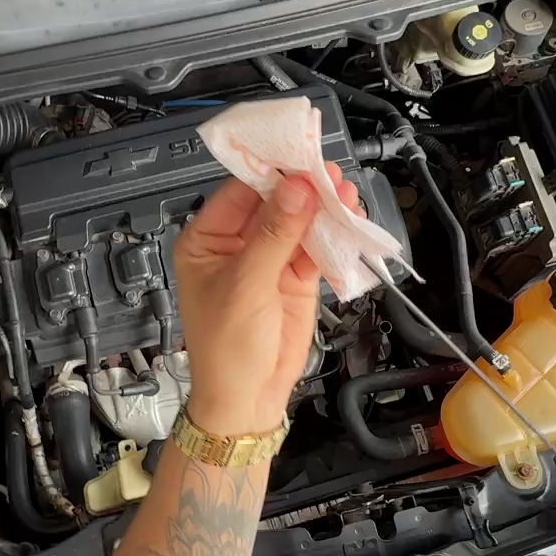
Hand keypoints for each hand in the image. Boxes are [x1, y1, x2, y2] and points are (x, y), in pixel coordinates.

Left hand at [174, 164, 359, 434]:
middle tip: (327, 171)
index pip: (238, 193)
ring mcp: (270, 260)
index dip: (269, 174)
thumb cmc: (226, 348)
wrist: (248, 398)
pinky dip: (333, 236)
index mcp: (206, 241)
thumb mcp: (245, 286)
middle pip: (273, 203)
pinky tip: (348, 219)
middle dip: (301, 188)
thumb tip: (296, 190)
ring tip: (344, 191)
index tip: (297, 157)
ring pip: (299, 223)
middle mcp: (237, 245)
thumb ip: (273, 236)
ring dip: (322, 209)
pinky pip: (316, 248)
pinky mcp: (296, 278)